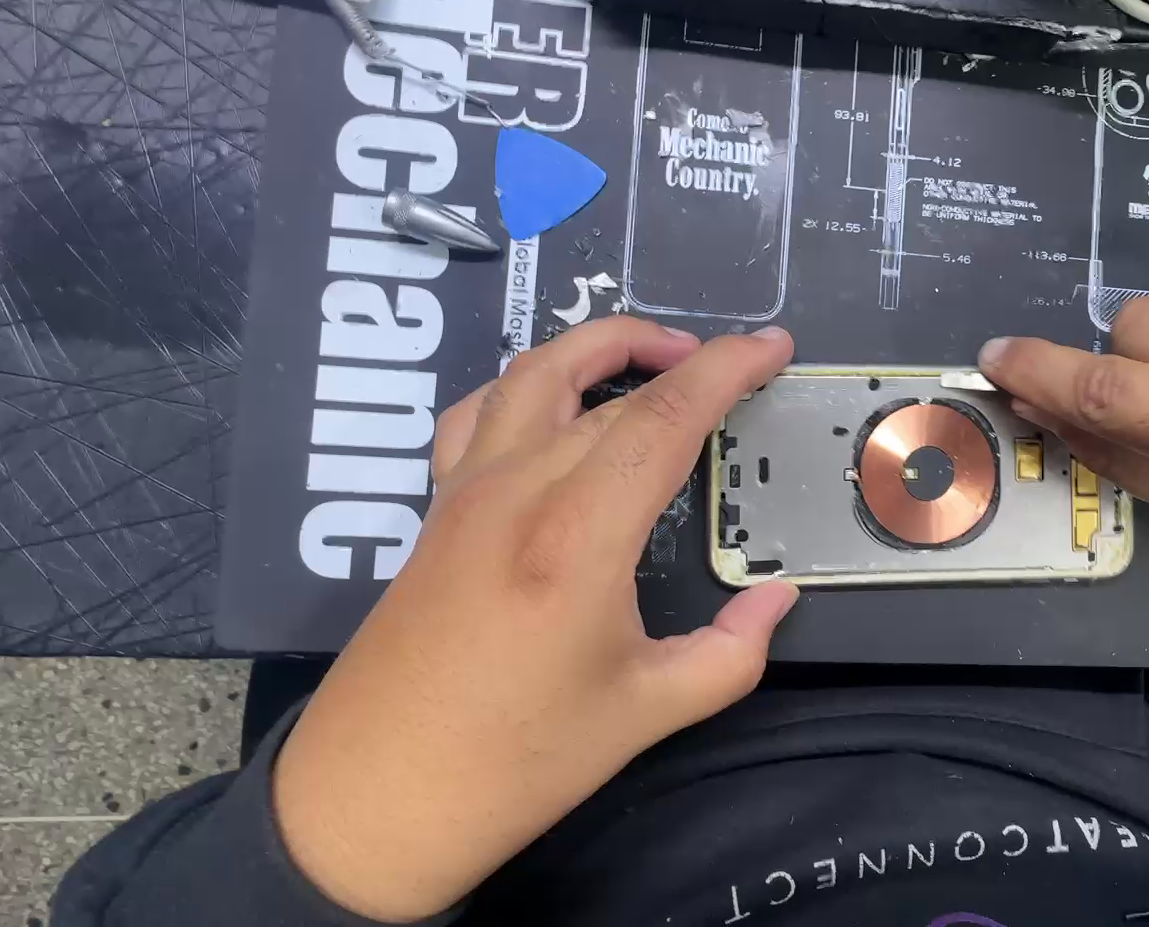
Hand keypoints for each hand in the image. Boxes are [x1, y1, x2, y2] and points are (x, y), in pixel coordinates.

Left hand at [272, 317, 798, 921]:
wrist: (371, 803)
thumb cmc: (516, 760)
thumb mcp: (646, 713)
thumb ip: (732, 650)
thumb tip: (778, 599)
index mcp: (580, 534)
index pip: (666, 417)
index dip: (727, 369)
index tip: (773, 347)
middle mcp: (520, 487)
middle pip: (616, 389)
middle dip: (691, 359)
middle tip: (742, 365)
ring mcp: (469, 487)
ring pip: (538, 371)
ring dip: (605, 344)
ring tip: (661, 355)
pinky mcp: (439, 503)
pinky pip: (481, 409)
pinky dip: (534, 381)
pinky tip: (562, 404)